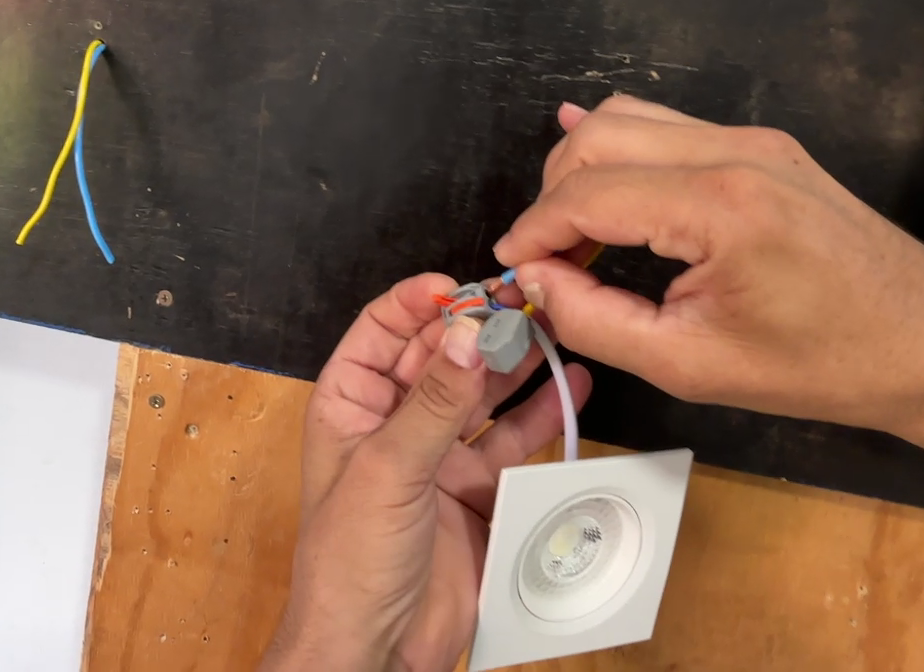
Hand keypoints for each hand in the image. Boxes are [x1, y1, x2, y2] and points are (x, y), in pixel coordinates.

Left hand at [262, 274, 592, 671]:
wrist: (377, 654)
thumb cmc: (354, 554)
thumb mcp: (389, 468)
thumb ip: (434, 401)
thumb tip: (469, 332)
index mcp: (350, 401)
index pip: (382, 331)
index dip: (416, 303)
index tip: (460, 288)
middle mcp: (392, 419)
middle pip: (439, 357)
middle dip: (478, 329)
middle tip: (525, 303)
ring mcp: (436, 453)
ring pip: (480, 395)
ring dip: (515, 365)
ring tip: (556, 332)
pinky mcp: (475, 489)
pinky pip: (510, 442)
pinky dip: (539, 415)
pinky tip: (573, 386)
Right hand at [493, 95, 923, 436]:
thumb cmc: (820, 366)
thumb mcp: (690, 365)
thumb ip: (593, 319)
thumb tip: (534, 277)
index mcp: (718, 206)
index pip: (587, 195)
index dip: (534, 230)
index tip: (511, 266)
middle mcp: (730, 151)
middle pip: (594, 142)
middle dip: (549, 196)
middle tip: (544, 255)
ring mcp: (748, 138)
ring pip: (622, 120)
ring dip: (579, 168)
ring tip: (573, 228)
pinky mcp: (758, 142)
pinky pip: (661, 123)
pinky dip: (614, 144)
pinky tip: (595, 169)